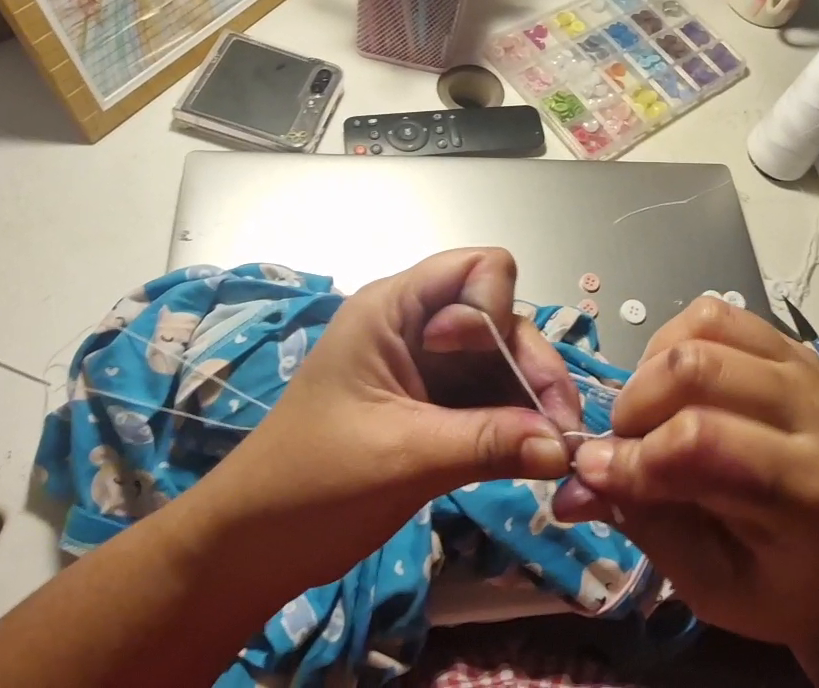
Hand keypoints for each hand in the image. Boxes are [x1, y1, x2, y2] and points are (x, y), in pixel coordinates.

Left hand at [195, 248, 581, 588]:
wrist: (253, 549)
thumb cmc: (310, 484)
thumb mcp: (402, 456)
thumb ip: (488, 443)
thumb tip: (565, 446)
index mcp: (394, 309)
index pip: (477, 269)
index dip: (495, 309)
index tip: (488, 368)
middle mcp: (419, 328)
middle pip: (503, 320)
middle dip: (534, 369)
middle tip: (561, 434)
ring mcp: (431, 370)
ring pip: (506, 363)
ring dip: (534, 402)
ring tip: (556, 454)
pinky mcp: (439, 409)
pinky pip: (494, 400)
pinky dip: (520, 425)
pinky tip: (538, 457)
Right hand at [552, 297, 818, 651]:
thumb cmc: (772, 584)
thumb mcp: (705, 581)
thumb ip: (641, 521)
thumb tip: (570, 486)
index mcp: (807, 492)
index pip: (701, 443)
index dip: (633, 457)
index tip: (592, 474)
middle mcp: (817, 417)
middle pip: (699, 369)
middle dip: (637, 404)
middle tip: (623, 444)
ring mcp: (809, 372)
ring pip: (706, 327)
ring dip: (653, 367)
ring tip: (648, 412)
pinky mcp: (793, 348)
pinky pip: (719, 315)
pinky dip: (675, 341)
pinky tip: (671, 385)